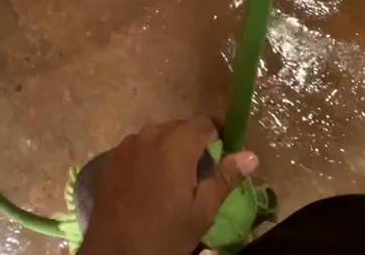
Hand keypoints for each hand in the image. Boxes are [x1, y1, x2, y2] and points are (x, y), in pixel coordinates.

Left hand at [80, 117, 257, 254]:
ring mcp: (129, 142)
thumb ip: (225, 178)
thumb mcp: (202, 211)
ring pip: (159, 136)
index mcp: (177, 143)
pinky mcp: (113, 155)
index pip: (205, 122)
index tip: (227, 150)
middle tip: (204, 174)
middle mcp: (151, 133)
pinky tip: (152, 184)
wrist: (116, 249)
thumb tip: (251, 155)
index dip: (219, 133)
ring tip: (178, 182)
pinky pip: (140, 147)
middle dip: (195, 144)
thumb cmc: (166, 233)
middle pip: (181, 127)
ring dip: (172, 150)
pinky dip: (150, 157)